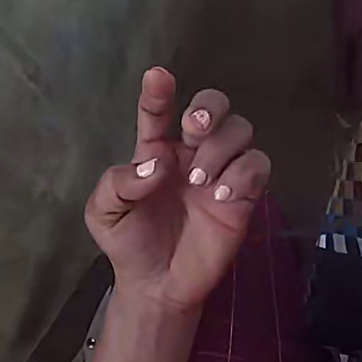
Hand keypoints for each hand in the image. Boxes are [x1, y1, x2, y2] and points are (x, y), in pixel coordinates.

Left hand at [84, 68, 272, 312]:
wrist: (156, 285)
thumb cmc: (128, 242)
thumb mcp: (104, 213)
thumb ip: (118, 183)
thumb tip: (157, 166)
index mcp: (154, 151)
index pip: (158, 112)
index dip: (158, 92)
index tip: (157, 76)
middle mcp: (189, 154)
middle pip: (213, 107)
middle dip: (208, 107)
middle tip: (194, 129)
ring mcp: (219, 173)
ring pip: (240, 130)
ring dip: (222, 146)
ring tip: (200, 181)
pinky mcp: (242, 197)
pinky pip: (258, 166)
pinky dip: (245, 172)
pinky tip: (221, 194)